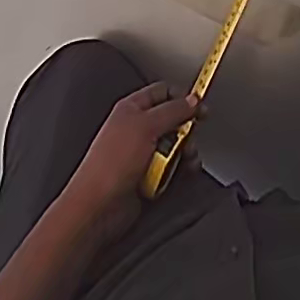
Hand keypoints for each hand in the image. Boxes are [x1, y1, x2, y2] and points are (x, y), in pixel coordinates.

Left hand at [58, 82, 197, 241]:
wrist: (99, 207)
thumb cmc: (112, 163)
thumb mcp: (146, 126)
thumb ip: (173, 110)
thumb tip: (192, 99)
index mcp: (132, 108)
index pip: (163, 92)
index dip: (182, 97)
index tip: (200, 106)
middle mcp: (138, 128)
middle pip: (173, 120)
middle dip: (186, 129)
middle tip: (189, 138)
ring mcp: (143, 153)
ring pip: (176, 145)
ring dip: (185, 152)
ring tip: (185, 160)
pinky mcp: (149, 175)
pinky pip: (173, 167)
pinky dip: (180, 169)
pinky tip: (180, 173)